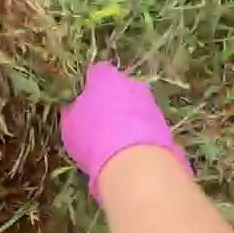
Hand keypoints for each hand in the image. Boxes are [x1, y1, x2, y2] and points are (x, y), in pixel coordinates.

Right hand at [60, 62, 191, 200]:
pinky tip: (132, 151)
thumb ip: (72, 113)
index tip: (86, 102)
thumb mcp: (70, 128)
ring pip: (136, 105)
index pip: (97, 72)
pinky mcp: (163, 122)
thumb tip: (73, 108)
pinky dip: (140, 133)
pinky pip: (147, 123)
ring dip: (128, 118)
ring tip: (117, 142)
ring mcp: (149, 101)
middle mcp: (130, 83)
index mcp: (104, 78)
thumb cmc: (92, 138)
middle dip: (113, 101)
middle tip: (102, 123)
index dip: (92, 86)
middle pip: (120, 87)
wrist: (131, 160)